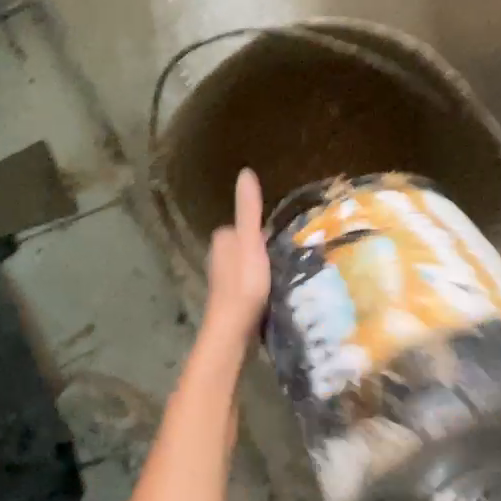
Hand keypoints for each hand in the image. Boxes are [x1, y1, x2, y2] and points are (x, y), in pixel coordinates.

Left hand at [204, 169, 270, 338]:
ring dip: (260, 268)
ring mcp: (221, 277)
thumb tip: (245, 172)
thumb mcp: (251, 242)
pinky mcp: (228, 297)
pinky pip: (246, 282)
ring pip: (246, 264)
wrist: (232, 328)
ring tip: (279, 277)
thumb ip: (249, 210)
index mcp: (221, 238)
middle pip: (247, 244)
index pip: (247, 226)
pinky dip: (256, 285)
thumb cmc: (244, 283)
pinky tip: (268, 293)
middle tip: (283, 261)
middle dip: (262, 250)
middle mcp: (216, 255)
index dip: (264, 233)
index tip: (280, 243)